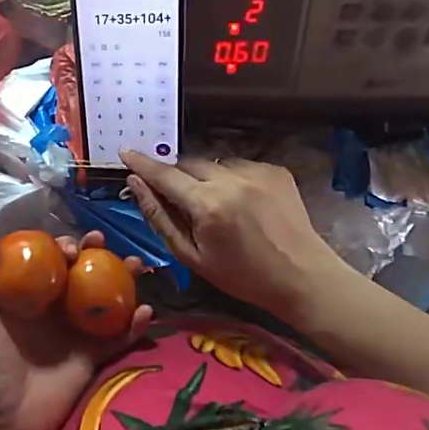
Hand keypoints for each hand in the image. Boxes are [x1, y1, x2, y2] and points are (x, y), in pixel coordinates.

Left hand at [0, 230, 151, 429]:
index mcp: (26, 297)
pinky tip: (146, 311)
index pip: (47, 261)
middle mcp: (54, 310)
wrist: (3, 423)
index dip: (59, 246)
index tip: (69, 244)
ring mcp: (76, 333)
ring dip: (123, 279)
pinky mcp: (93, 357)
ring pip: (105, 298)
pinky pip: (119, 337)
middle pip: (80, 273)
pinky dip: (136, 324)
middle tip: (101, 244)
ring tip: (135, 264)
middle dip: (94, 254)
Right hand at [121, 151, 354, 319]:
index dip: (142, 163)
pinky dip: (230, 179)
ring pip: (213, 163)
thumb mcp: (191, 256)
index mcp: (207, 204)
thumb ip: (160, 217)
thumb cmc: (242, 276)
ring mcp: (256, 171)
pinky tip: (241, 204)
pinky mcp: (274, 170)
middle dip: (177, 176)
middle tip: (177, 199)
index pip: (164, 175)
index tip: (126, 152)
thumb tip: (136, 184)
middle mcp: (230, 179)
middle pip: (188, 164)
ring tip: (216, 206)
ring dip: (205, 178)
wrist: (302, 277)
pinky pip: (238, 166)